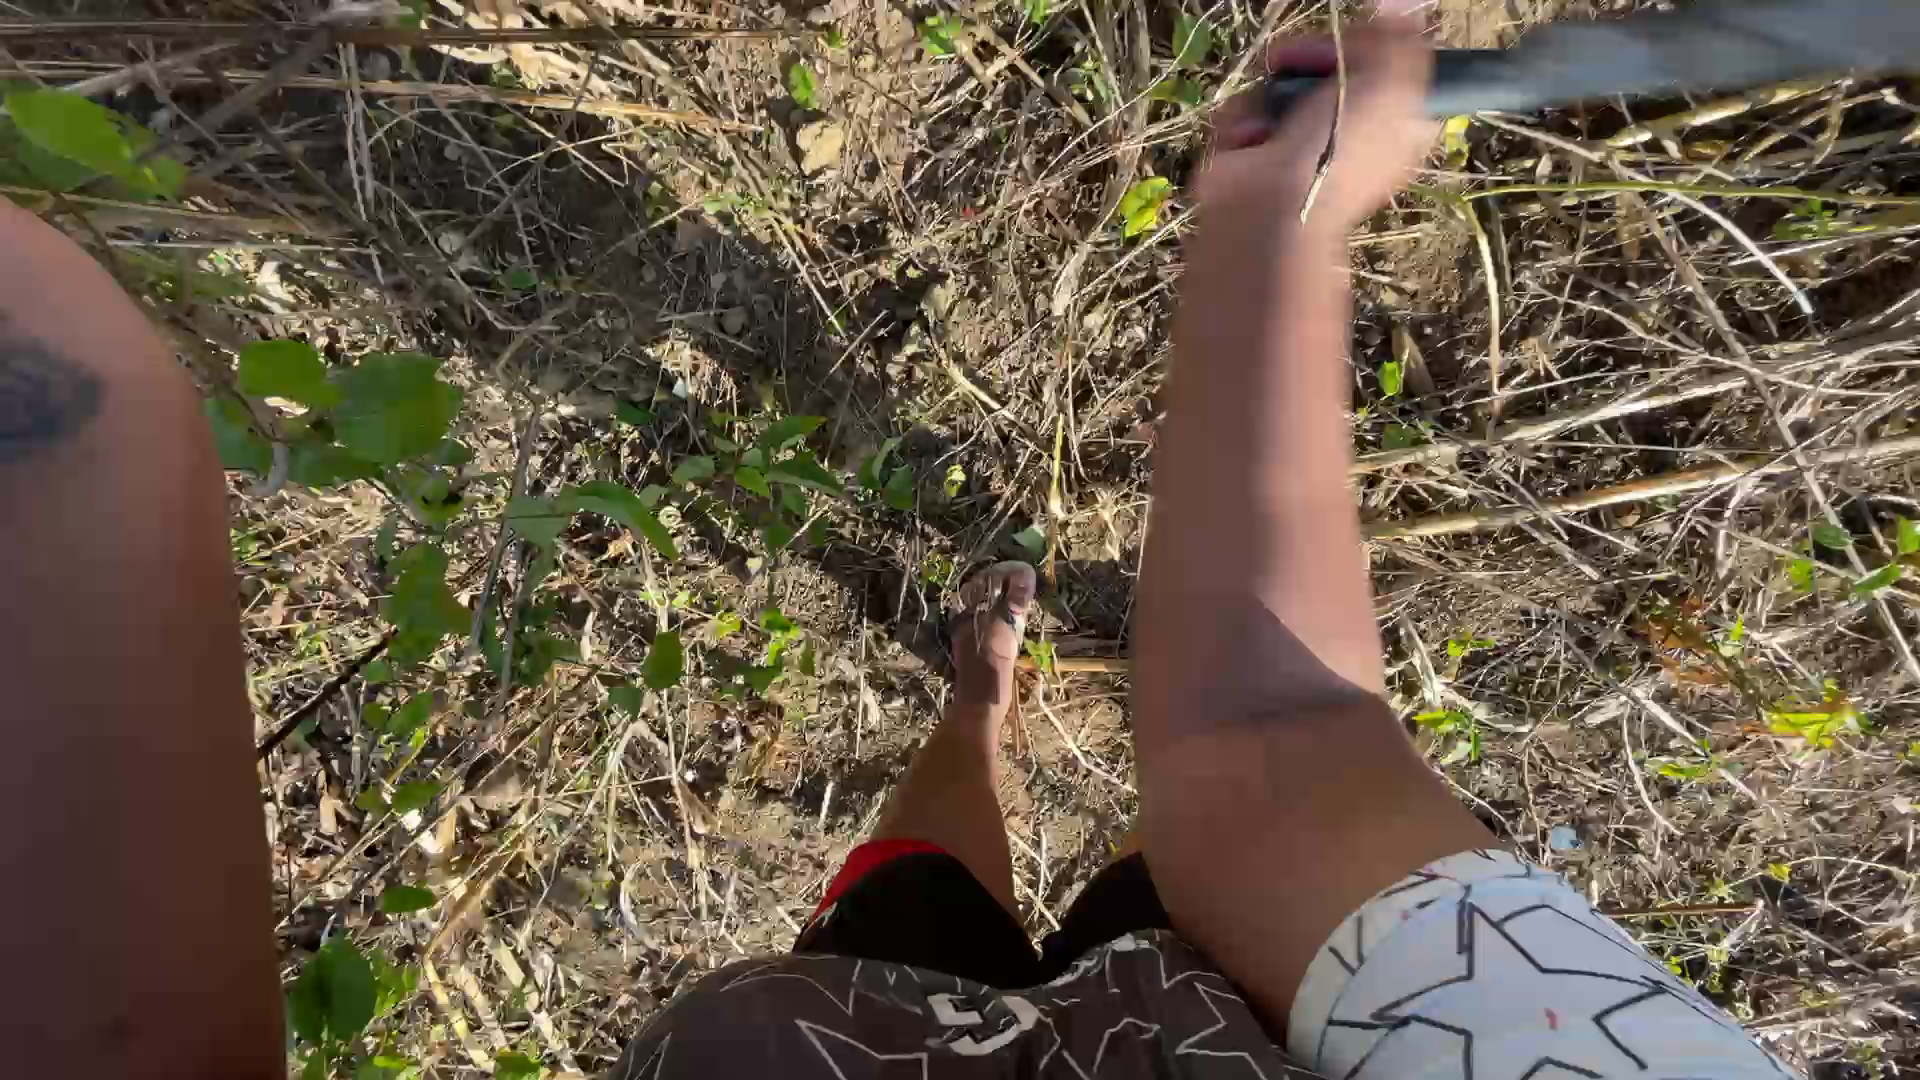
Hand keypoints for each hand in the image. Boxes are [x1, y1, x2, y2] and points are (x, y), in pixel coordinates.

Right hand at [1196, 7, 1433, 239]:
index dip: (1373, 45)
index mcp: (1392, 127)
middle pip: (1331, 70)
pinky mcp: (1251, 157)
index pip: (1388, 68)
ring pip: (1282, 90)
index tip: (1360, 40)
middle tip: (1300, 58)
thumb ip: (1402, 37)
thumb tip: (1397, 3)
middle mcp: (1345, 137)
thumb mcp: (1393, 81)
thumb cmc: (1337, 153)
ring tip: (1266, 108)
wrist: (1269, 211)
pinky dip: (1239, 122)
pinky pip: (1243, 118)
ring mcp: (1294, 149)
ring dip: (1269, 93)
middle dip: (1312, 57)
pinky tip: (1246, 136)